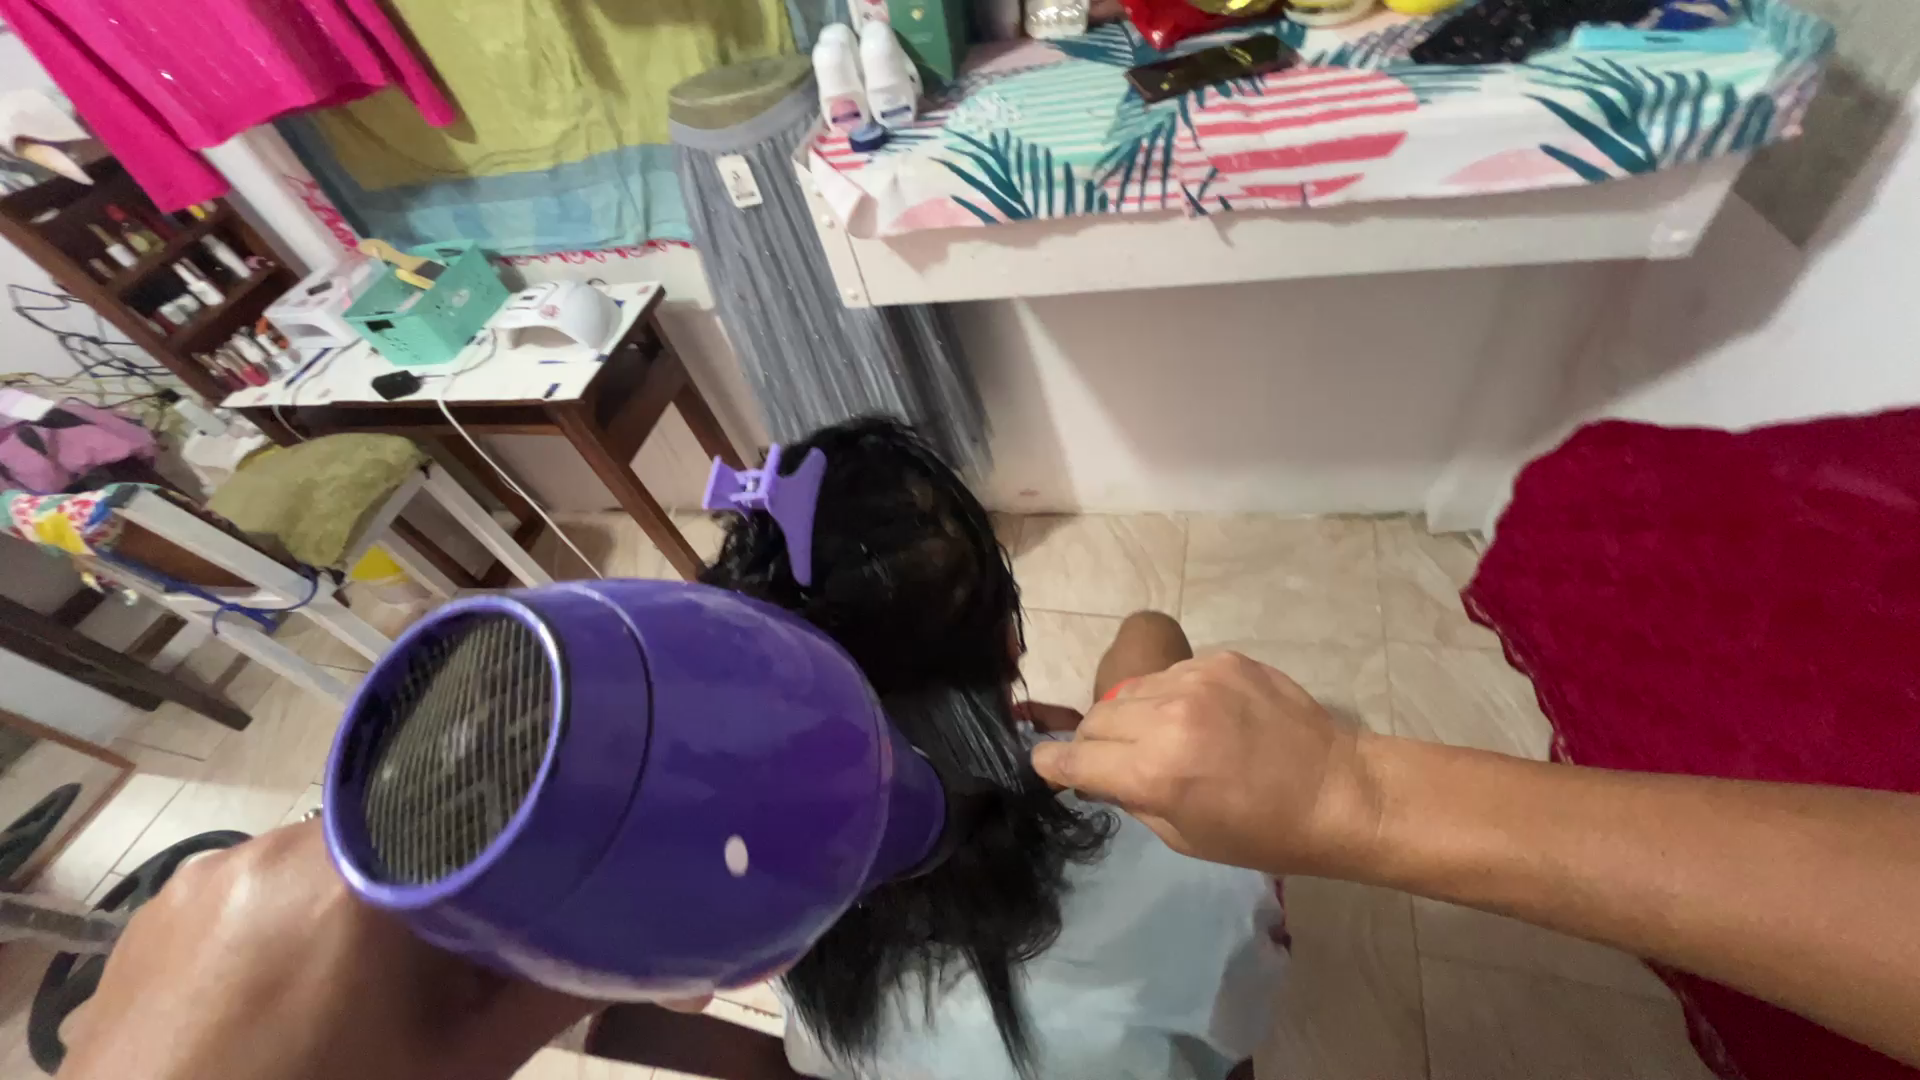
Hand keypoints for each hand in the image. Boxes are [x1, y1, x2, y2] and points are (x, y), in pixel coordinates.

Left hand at [62, 820, 593, 1079]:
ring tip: (359, 977)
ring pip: (338, 851)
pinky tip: (289, 980)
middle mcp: (283, 847)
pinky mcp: (164, 899)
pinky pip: (267, 877)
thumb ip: (559, 989)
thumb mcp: (466, 1062)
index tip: (514, 889)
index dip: (501, 844)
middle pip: (405, 830)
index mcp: (360, 879)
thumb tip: (645, 942)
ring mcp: (211, 870)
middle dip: (432, 880)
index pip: (471, 810)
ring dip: (363, 894)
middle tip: (443, 957)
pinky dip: (295, 912)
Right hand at [1029, 651, 1387, 876]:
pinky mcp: (1221, 659)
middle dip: (1094, 740)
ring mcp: (1195, 679)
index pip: (1076, 757)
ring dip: (1131, 715)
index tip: (1043, 763)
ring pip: (1128, 690)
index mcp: (1155, 770)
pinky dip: (1169, 697)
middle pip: (1095, 717)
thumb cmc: (1262, 832)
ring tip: (1159, 735)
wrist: (1340, 791)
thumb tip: (1096, 771)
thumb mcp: (1183, 837)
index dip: (1053, 763)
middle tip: (1113, 757)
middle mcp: (1166, 716)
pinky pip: (1170, 675)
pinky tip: (1198, 716)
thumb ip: (1130, 797)